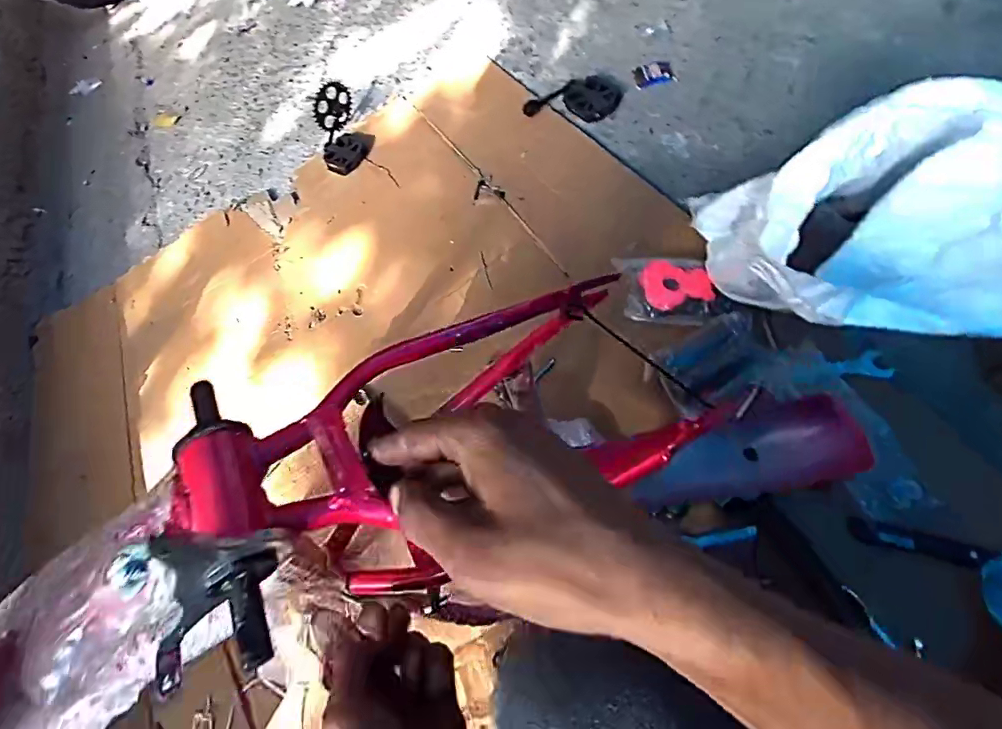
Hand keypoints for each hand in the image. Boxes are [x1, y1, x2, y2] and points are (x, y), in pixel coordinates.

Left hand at [314, 602, 462, 728]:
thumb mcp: (343, 712)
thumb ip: (348, 662)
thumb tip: (362, 625)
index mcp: (349, 688)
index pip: (356, 636)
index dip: (365, 622)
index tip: (374, 622)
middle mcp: (379, 686)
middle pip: (387, 632)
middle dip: (391, 625)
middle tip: (392, 629)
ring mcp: (412, 693)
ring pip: (415, 641)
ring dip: (413, 647)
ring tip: (411, 675)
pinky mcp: (443, 702)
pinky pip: (440, 658)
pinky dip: (437, 661)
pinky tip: (431, 683)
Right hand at [367, 405, 674, 637]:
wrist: (641, 577)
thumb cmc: (548, 564)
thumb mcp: (468, 552)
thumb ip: (418, 516)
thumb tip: (397, 491)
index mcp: (479, 432)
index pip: (415, 435)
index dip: (386, 453)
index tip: (360, 466)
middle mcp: (505, 423)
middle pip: (444, 442)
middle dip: (415, 472)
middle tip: (387, 502)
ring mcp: (534, 440)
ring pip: (472, 458)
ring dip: (445, 485)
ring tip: (421, 517)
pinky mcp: (554, 463)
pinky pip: (498, 468)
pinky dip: (475, 490)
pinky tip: (468, 523)